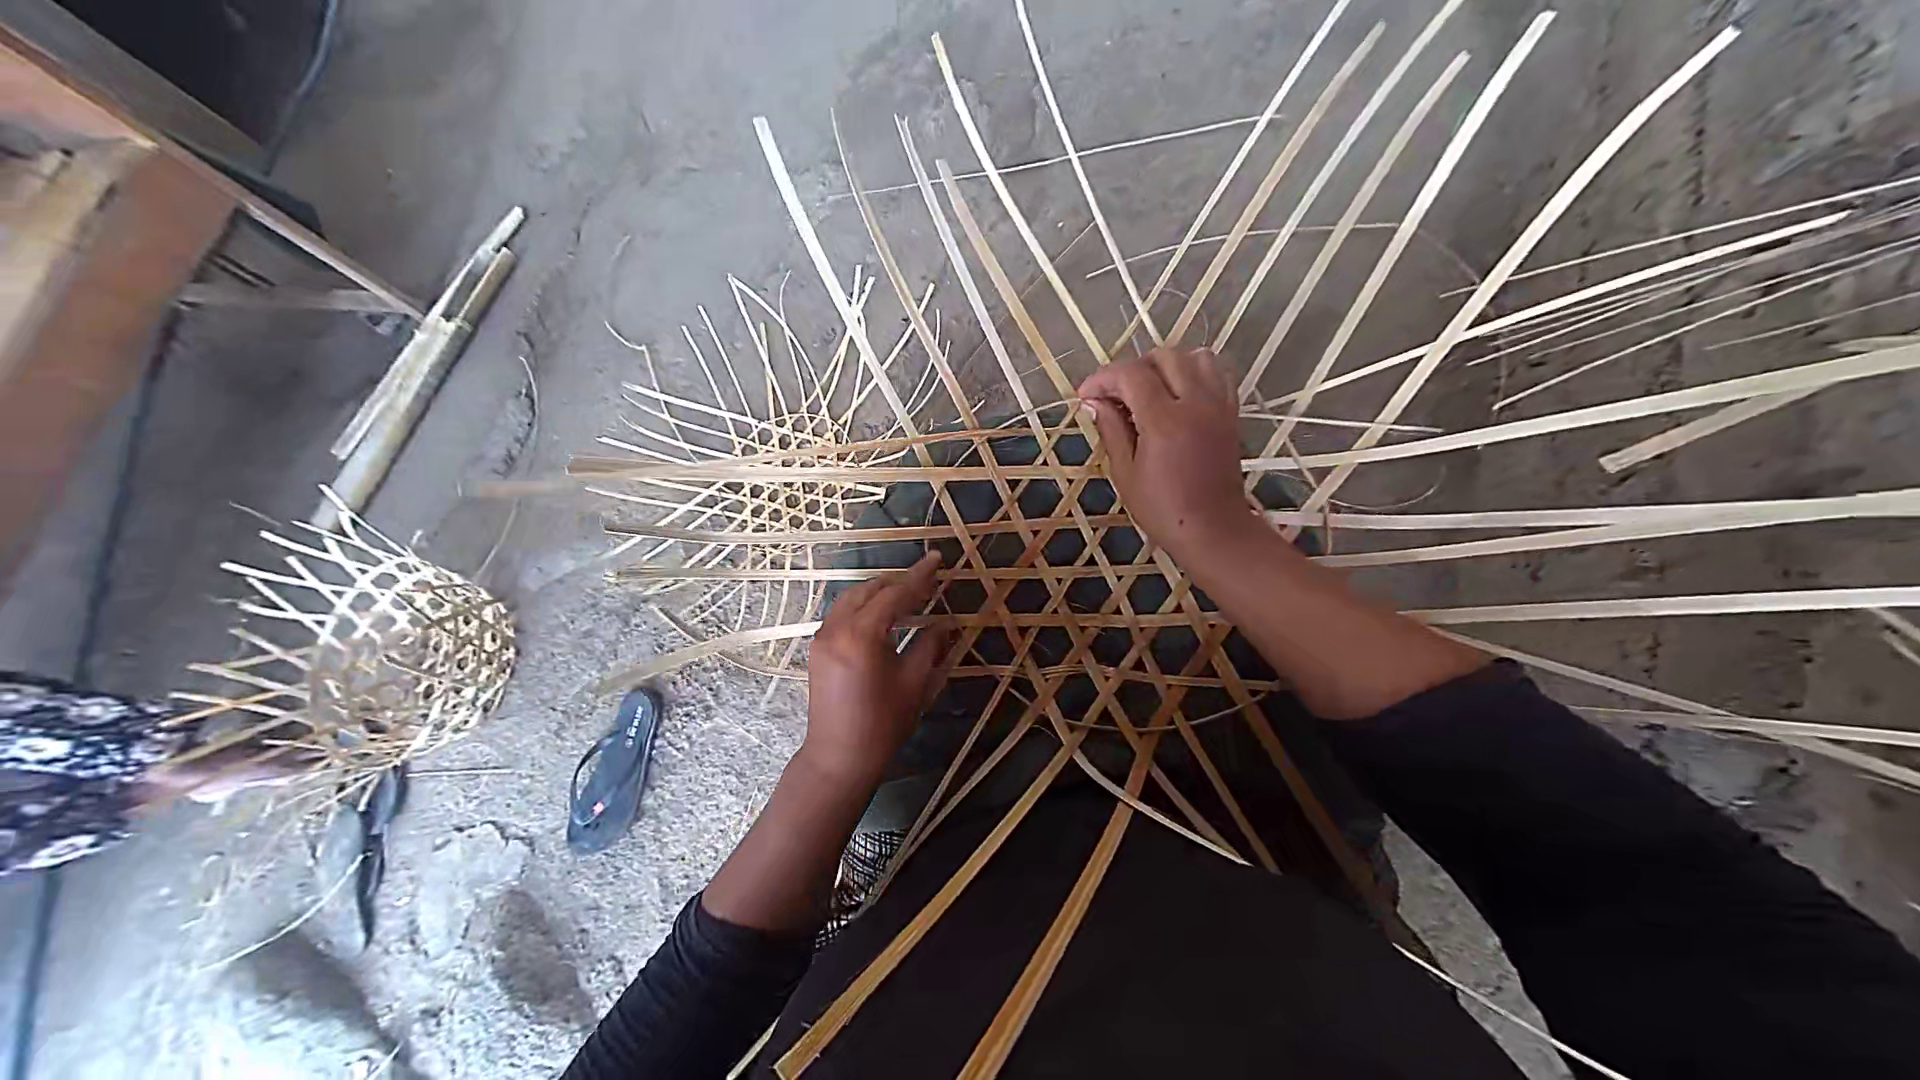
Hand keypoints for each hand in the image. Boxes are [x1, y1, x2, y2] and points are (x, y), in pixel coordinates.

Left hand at [802, 550, 952, 782]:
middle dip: (898, 582)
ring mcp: (822, 638)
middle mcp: (836, 628)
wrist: (839, 757)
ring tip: (906, 596)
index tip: (936, 559)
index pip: (895, 594)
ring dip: (879, 593)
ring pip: (852, 599)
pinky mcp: (818, 649)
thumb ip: (930, 646)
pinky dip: (864, 607)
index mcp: (862, 634)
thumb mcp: (915, 683)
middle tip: (926, 580)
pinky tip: (882, 617)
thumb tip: (945, 623)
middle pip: (869, 589)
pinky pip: (842, 614)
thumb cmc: (882, 724)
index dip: (919, 576)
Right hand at [1077, 347, 1261, 563]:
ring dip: (1167, 365)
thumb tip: (1094, 402)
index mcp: (1164, 421)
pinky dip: (1195, 373)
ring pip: (1194, 357)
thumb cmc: (1162, 509)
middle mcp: (1195, 403)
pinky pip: (1217, 373)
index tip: (1086, 395)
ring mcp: (1218, 405)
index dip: (1103, 378)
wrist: (1212, 529)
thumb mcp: (1125, 473)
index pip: (1130, 375)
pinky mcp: (1231, 412)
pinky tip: (1180, 394)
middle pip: (1163, 357)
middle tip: (1115, 396)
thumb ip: (1111, 430)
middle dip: (1132, 369)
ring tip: (1149, 390)